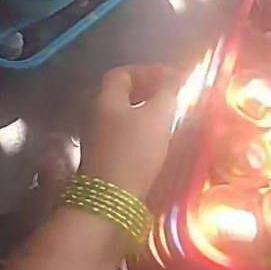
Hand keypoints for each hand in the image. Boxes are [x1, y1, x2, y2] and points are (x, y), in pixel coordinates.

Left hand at [79, 66, 178, 196]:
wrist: (112, 198)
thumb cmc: (135, 151)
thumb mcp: (157, 117)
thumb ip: (167, 93)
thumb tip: (174, 78)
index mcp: (106, 99)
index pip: (122, 73)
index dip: (146, 71)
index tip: (170, 77)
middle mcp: (96, 114)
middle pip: (120, 94)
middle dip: (147, 91)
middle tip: (171, 95)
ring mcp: (97, 138)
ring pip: (122, 115)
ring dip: (144, 112)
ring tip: (169, 116)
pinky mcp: (103, 158)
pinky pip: (122, 134)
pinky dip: (140, 130)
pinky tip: (157, 140)